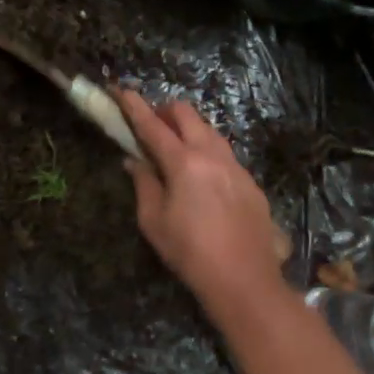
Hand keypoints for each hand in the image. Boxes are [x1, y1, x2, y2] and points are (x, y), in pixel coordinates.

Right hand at [118, 91, 284, 310]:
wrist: (247, 284)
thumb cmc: (191, 253)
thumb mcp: (153, 220)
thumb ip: (143, 183)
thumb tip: (134, 161)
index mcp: (183, 162)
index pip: (152, 124)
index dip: (133, 105)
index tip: (120, 89)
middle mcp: (212, 156)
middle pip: (186, 114)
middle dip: (165, 111)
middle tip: (151, 125)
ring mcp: (236, 168)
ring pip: (210, 131)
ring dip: (189, 129)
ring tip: (177, 148)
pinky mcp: (252, 185)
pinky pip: (226, 155)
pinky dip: (208, 153)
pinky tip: (203, 177)